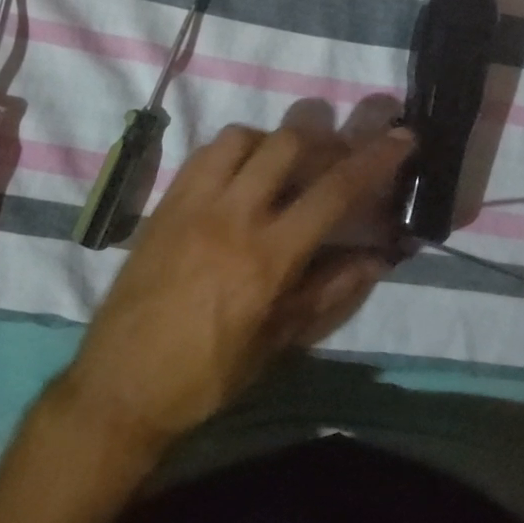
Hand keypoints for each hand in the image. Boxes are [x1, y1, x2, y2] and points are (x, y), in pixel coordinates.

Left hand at [60, 123, 415, 449]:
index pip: (333, 191)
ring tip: (288, 163)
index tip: (402, 138)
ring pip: (242, 137)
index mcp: (267, 257)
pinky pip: (203, 155)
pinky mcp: (164, 205)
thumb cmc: (208, 376)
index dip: (374, 159)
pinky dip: (234, 150)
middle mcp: (231, 216)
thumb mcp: (279, 344)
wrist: (121, 385)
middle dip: (327, 138)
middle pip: (289, 144)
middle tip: (342, 153)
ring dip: (275, 140)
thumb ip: (330, 293)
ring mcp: (192, 204)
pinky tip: (242, 174)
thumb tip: (377, 258)